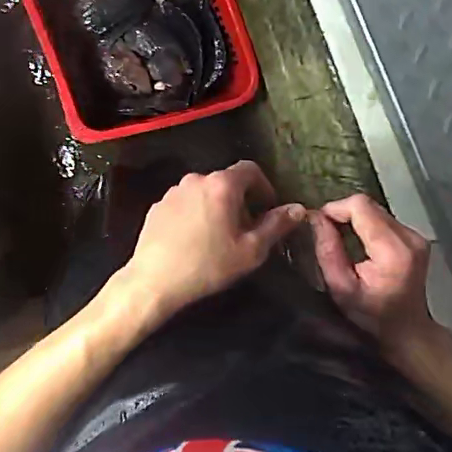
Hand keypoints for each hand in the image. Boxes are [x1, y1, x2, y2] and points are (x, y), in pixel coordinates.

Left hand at [115, 161, 306, 325]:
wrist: (154, 282)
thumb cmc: (208, 265)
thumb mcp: (251, 250)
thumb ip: (276, 225)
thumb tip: (297, 208)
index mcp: (221, 185)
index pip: (250, 169)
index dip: (264, 186)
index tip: (267, 208)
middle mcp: (195, 180)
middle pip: (226, 182)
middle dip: (240, 201)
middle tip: (245, 231)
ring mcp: (172, 192)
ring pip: (204, 193)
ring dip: (216, 208)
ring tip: (219, 239)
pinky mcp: (157, 207)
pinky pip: (185, 204)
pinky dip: (195, 215)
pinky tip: (194, 242)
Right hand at [311, 195, 441, 356]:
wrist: (407, 330)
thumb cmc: (371, 316)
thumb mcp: (341, 289)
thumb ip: (328, 251)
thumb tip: (315, 217)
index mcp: (393, 251)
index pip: (361, 207)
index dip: (335, 209)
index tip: (319, 224)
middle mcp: (409, 237)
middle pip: (368, 205)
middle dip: (343, 213)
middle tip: (326, 232)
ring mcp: (415, 236)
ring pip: (375, 209)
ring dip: (354, 218)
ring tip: (341, 238)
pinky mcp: (415, 237)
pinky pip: (383, 218)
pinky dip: (366, 224)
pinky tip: (359, 242)